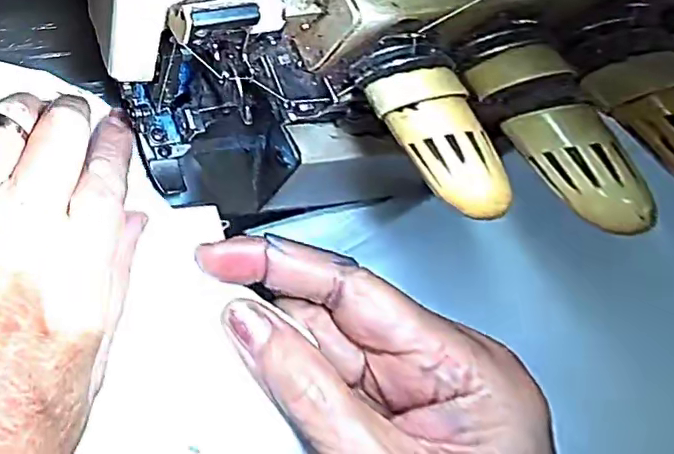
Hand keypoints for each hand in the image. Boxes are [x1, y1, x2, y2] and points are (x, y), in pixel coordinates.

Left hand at [0, 93, 147, 453]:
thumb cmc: (3, 419)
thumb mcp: (90, 360)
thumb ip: (115, 275)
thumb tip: (129, 221)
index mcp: (71, 273)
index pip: (107, 173)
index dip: (118, 141)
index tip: (117, 133)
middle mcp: (18, 230)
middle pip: (60, 130)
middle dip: (77, 114)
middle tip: (79, 117)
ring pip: (7, 119)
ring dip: (29, 106)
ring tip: (37, 112)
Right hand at [196, 234, 552, 453]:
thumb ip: (310, 388)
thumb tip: (246, 319)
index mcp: (465, 369)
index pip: (351, 284)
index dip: (274, 260)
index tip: (219, 255)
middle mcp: (438, 371)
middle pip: (324, 311)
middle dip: (265, 308)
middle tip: (208, 300)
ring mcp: (411, 396)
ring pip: (312, 343)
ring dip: (268, 346)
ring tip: (234, 353)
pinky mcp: (383, 418)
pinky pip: (315, 377)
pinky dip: (280, 378)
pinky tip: (260, 382)